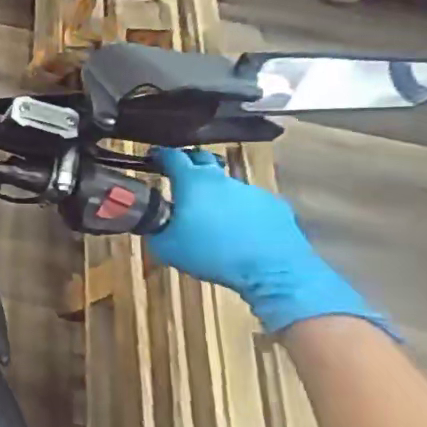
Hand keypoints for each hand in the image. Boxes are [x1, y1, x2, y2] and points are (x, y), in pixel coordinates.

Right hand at [145, 148, 392, 336]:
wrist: (273, 271)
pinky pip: (248, 202)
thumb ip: (155, 228)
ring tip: (207, 216)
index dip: (160, 155)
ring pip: (226, 185)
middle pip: (203, 161)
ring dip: (213, 194)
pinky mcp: (275, 206)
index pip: (173, 157)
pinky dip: (237, 210)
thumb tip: (153, 222)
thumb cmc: (210, 254)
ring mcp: (252, 191)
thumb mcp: (165, 247)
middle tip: (177, 177)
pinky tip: (235, 231)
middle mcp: (223, 180)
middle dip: (188, 165)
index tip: (152, 157)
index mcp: (193, 183)